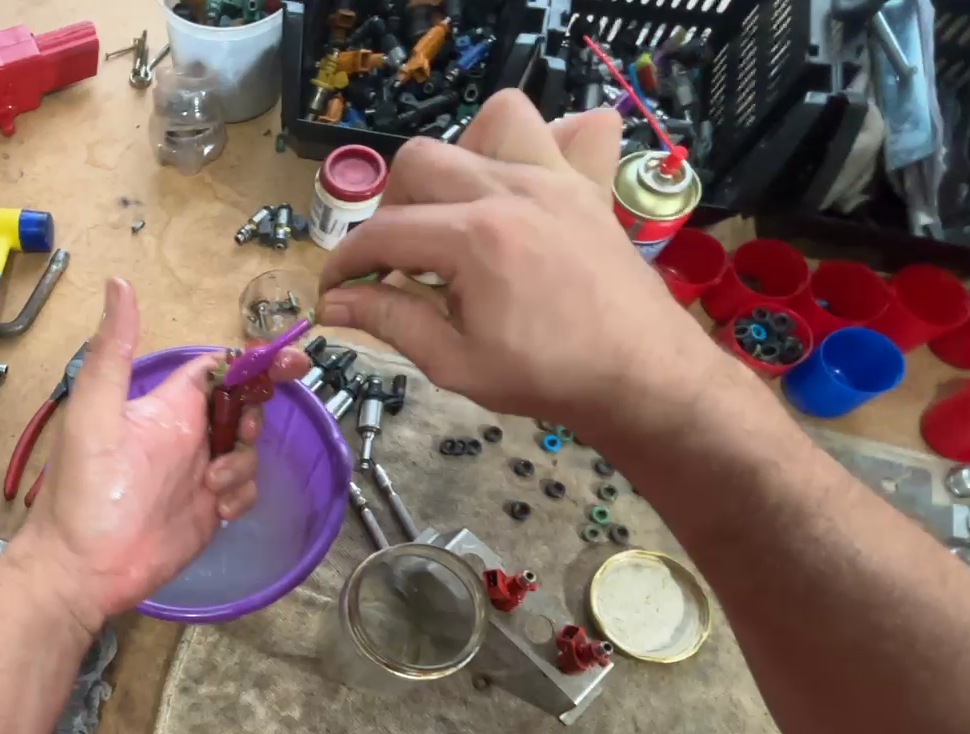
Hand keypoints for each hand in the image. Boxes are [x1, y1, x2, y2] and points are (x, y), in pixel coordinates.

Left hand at [12, 278, 307, 629]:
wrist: (85, 569)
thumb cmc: (85, 492)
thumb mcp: (95, 414)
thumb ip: (112, 352)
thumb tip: (120, 282)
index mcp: (164, 409)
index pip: (216, 370)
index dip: (251, 361)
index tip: (288, 360)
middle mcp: (185, 437)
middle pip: (241, 407)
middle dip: (254, 413)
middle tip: (238, 434)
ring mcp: (198, 475)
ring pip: (248, 451)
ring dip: (243, 464)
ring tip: (212, 487)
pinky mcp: (209, 511)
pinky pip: (245, 491)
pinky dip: (241, 496)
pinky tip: (217, 511)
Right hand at [316, 90, 724, 439]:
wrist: (638, 376)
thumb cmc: (542, 377)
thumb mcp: (452, 362)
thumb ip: (390, 322)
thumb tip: (332, 306)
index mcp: (474, 239)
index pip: (382, 233)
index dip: (343, 262)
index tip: (331, 292)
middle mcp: (512, 190)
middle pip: (419, 162)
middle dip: (388, 211)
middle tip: (392, 263)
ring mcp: (557, 179)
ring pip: (492, 120)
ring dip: (459, 159)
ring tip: (454, 213)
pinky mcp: (589, 185)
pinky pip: (572, 129)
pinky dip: (540, 146)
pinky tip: (523, 191)